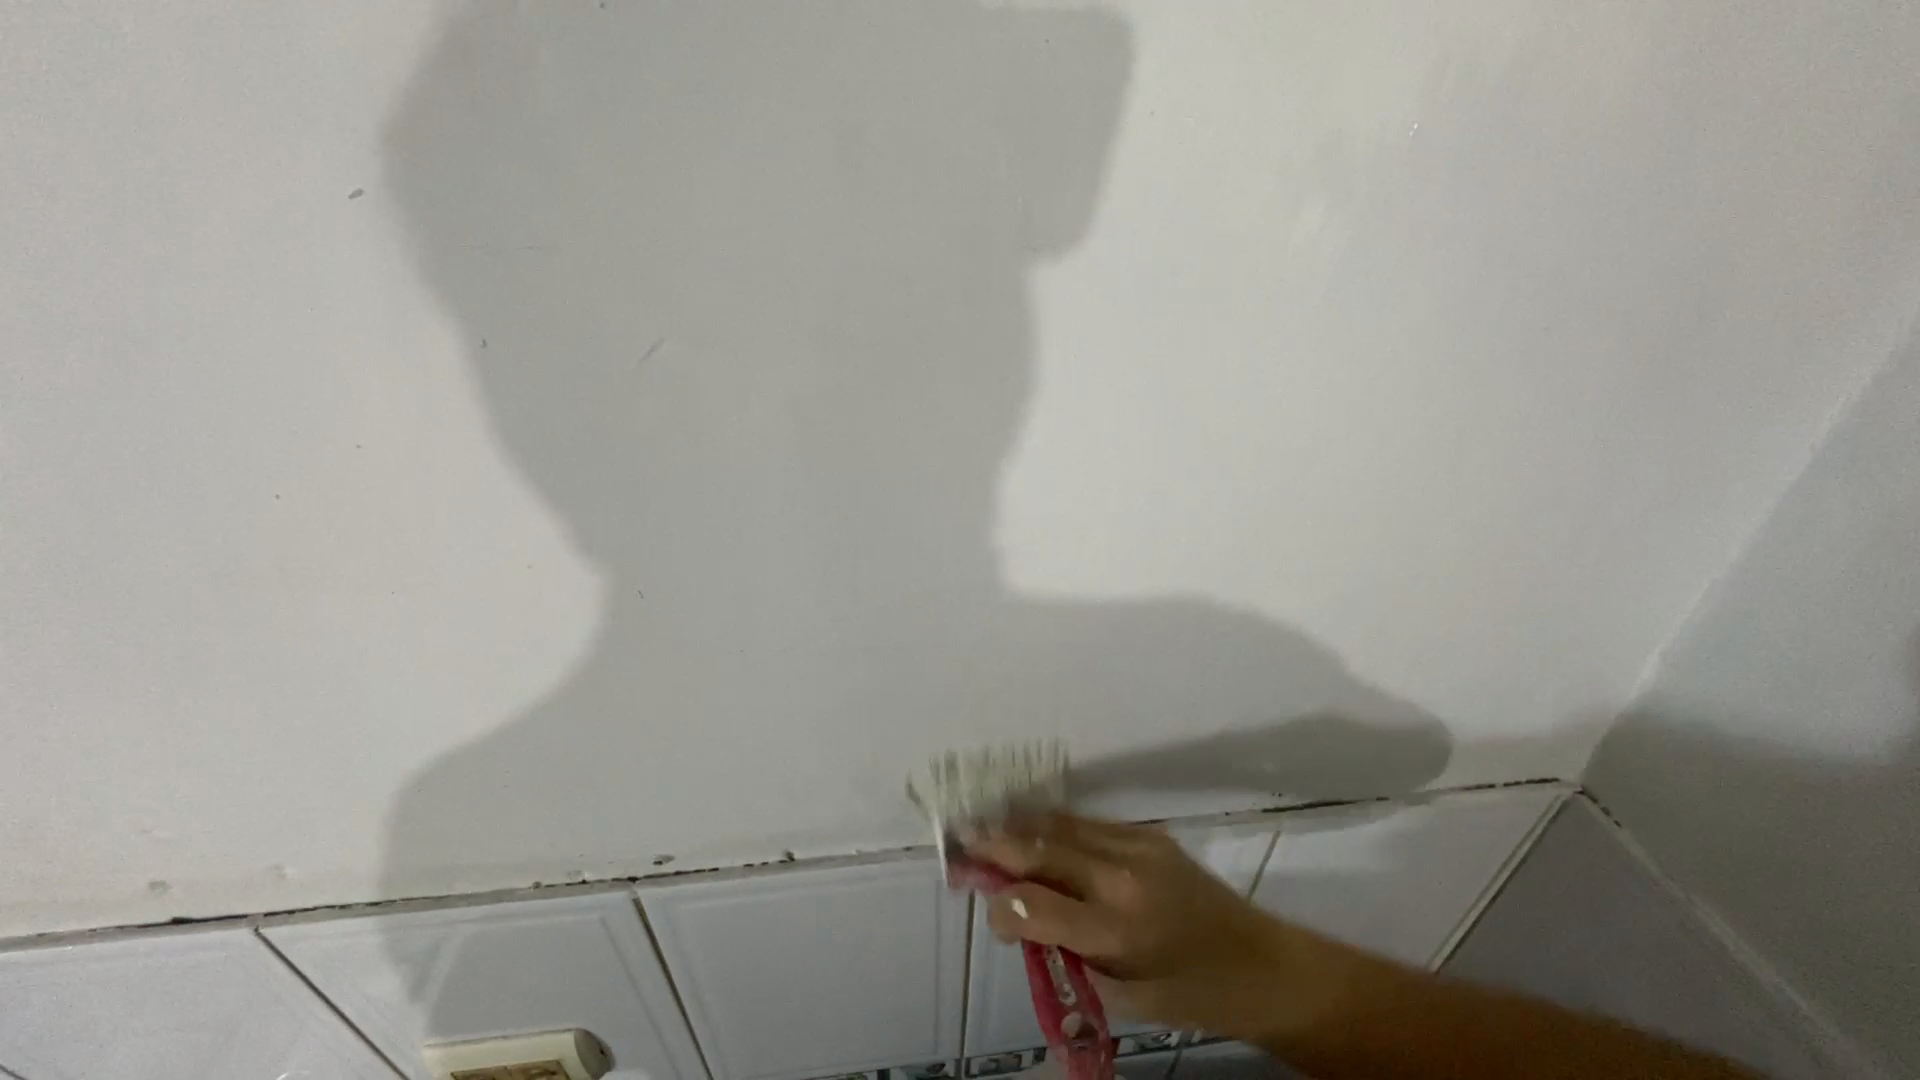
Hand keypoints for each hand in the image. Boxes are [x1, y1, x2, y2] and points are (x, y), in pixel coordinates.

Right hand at [965, 812, 1328, 1040]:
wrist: (1262, 964)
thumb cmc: (1189, 993)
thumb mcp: (1120, 994)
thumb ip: (1065, 952)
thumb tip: (1018, 913)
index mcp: (1116, 931)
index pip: (1034, 904)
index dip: (1000, 901)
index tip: (982, 898)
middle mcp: (1122, 878)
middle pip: (1041, 848)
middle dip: (995, 843)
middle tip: (960, 837)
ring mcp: (1138, 847)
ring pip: (1061, 825)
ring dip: (1020, 825)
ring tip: (987, 823)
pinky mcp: (1150, 833)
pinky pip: (1089, 824)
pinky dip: (1055, 825)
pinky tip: (1036, 828)